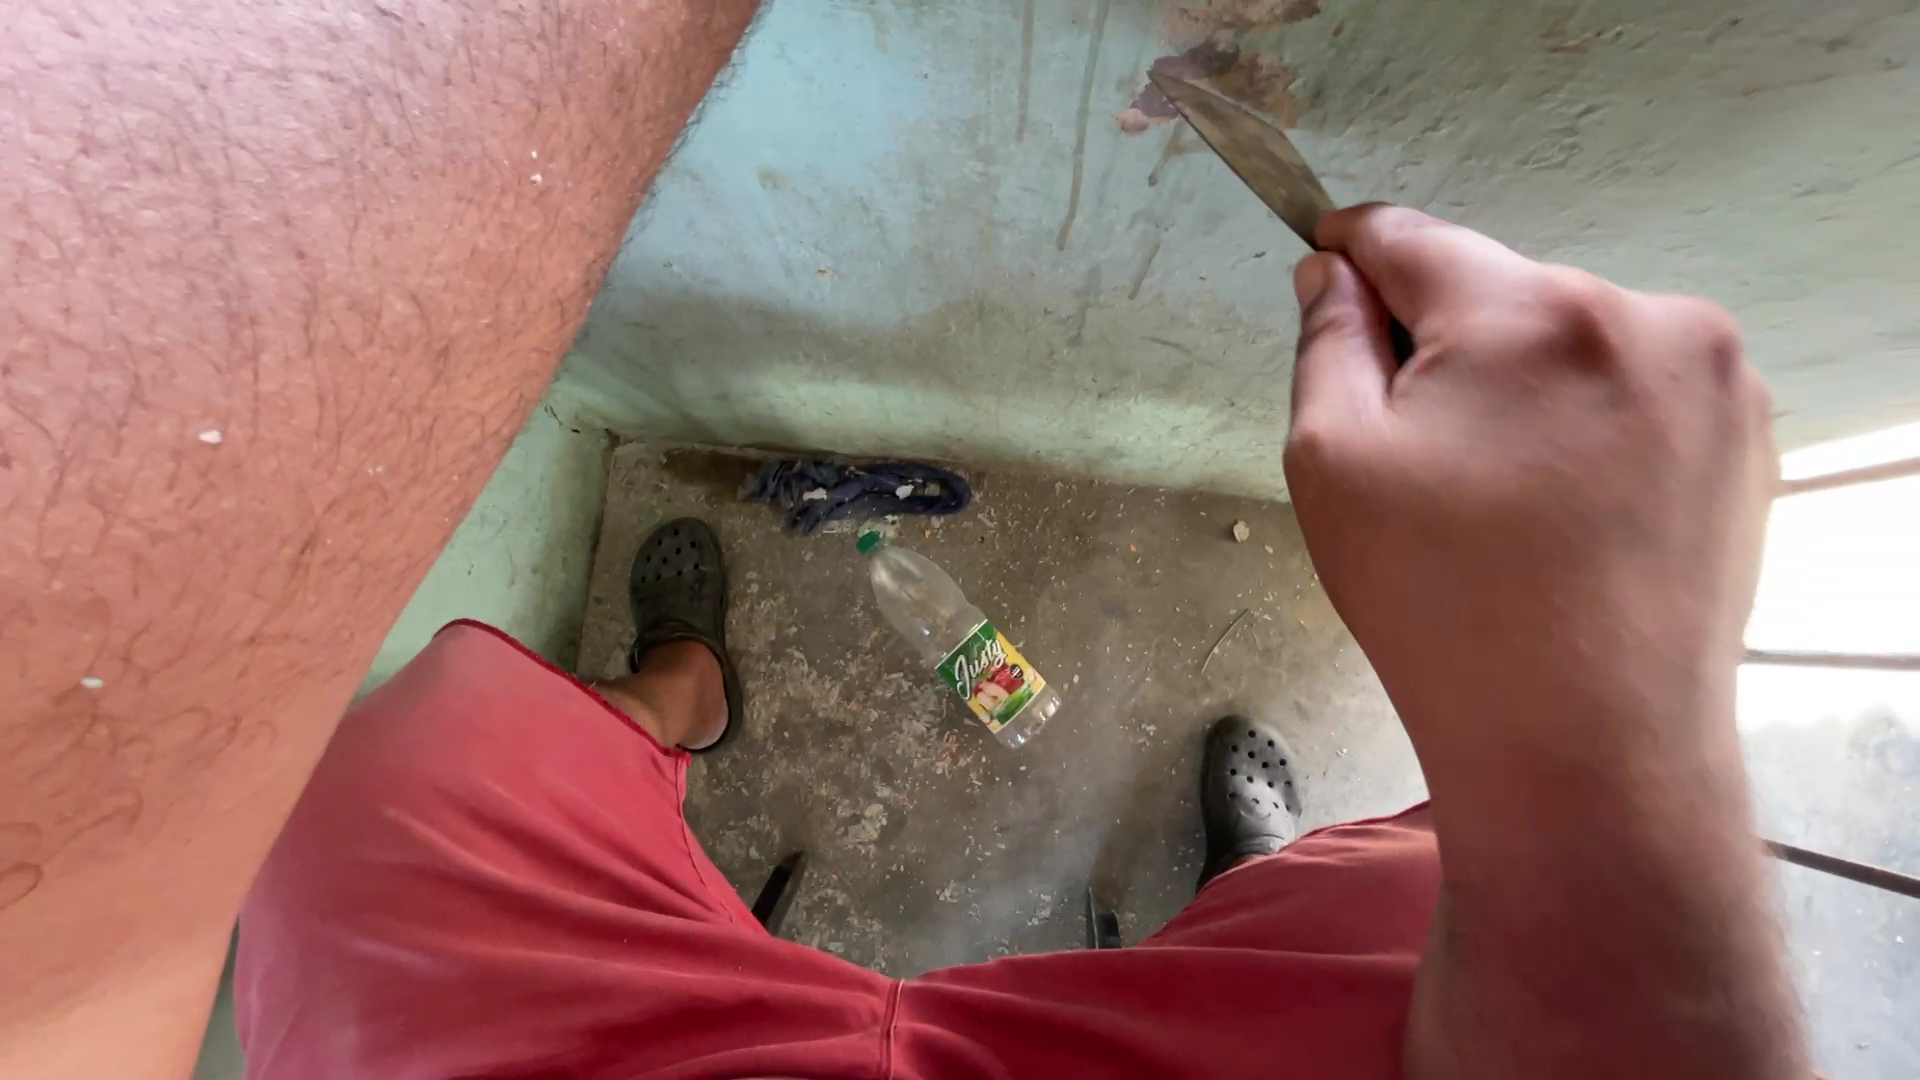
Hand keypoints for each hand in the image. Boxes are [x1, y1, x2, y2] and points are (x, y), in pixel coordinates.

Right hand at [1286, 206, 1805, 1079]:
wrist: (1576, 733)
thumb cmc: (1424, 589)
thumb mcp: (1330, 458)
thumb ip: (1326, 344)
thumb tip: (1331, 274)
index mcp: (1526, 314)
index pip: (1412, 236)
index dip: (1350, 245)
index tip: (1320, 261)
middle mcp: (1643, 313)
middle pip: (1489, 289)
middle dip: (1427, 337)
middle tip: (1392, 436)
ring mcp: (1713, 373)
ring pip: (1558, 336)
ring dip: (1498, 376)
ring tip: (1472, 481)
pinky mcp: (1744, 432)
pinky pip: (1621, 383)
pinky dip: (1562, 412)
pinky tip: (1540, 497)